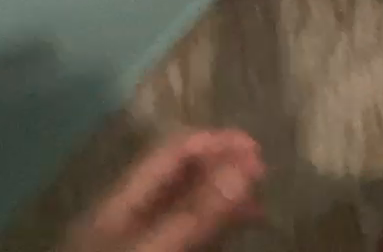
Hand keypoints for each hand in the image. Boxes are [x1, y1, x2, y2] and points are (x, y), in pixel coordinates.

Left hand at [60, 129, 263, 251]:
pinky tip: (234, 234)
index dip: (216, 142)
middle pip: (181, 177)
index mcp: (119, 206)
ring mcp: (138, 247)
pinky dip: (214, 231)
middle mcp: (127, 221)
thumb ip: (195, 215)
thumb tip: (248, 167)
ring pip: (186, 209)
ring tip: (257, 207)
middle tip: (263, 177)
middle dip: (223, 169)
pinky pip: (187, 240)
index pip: (174, 152)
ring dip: (222, 200)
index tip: (258, 152)